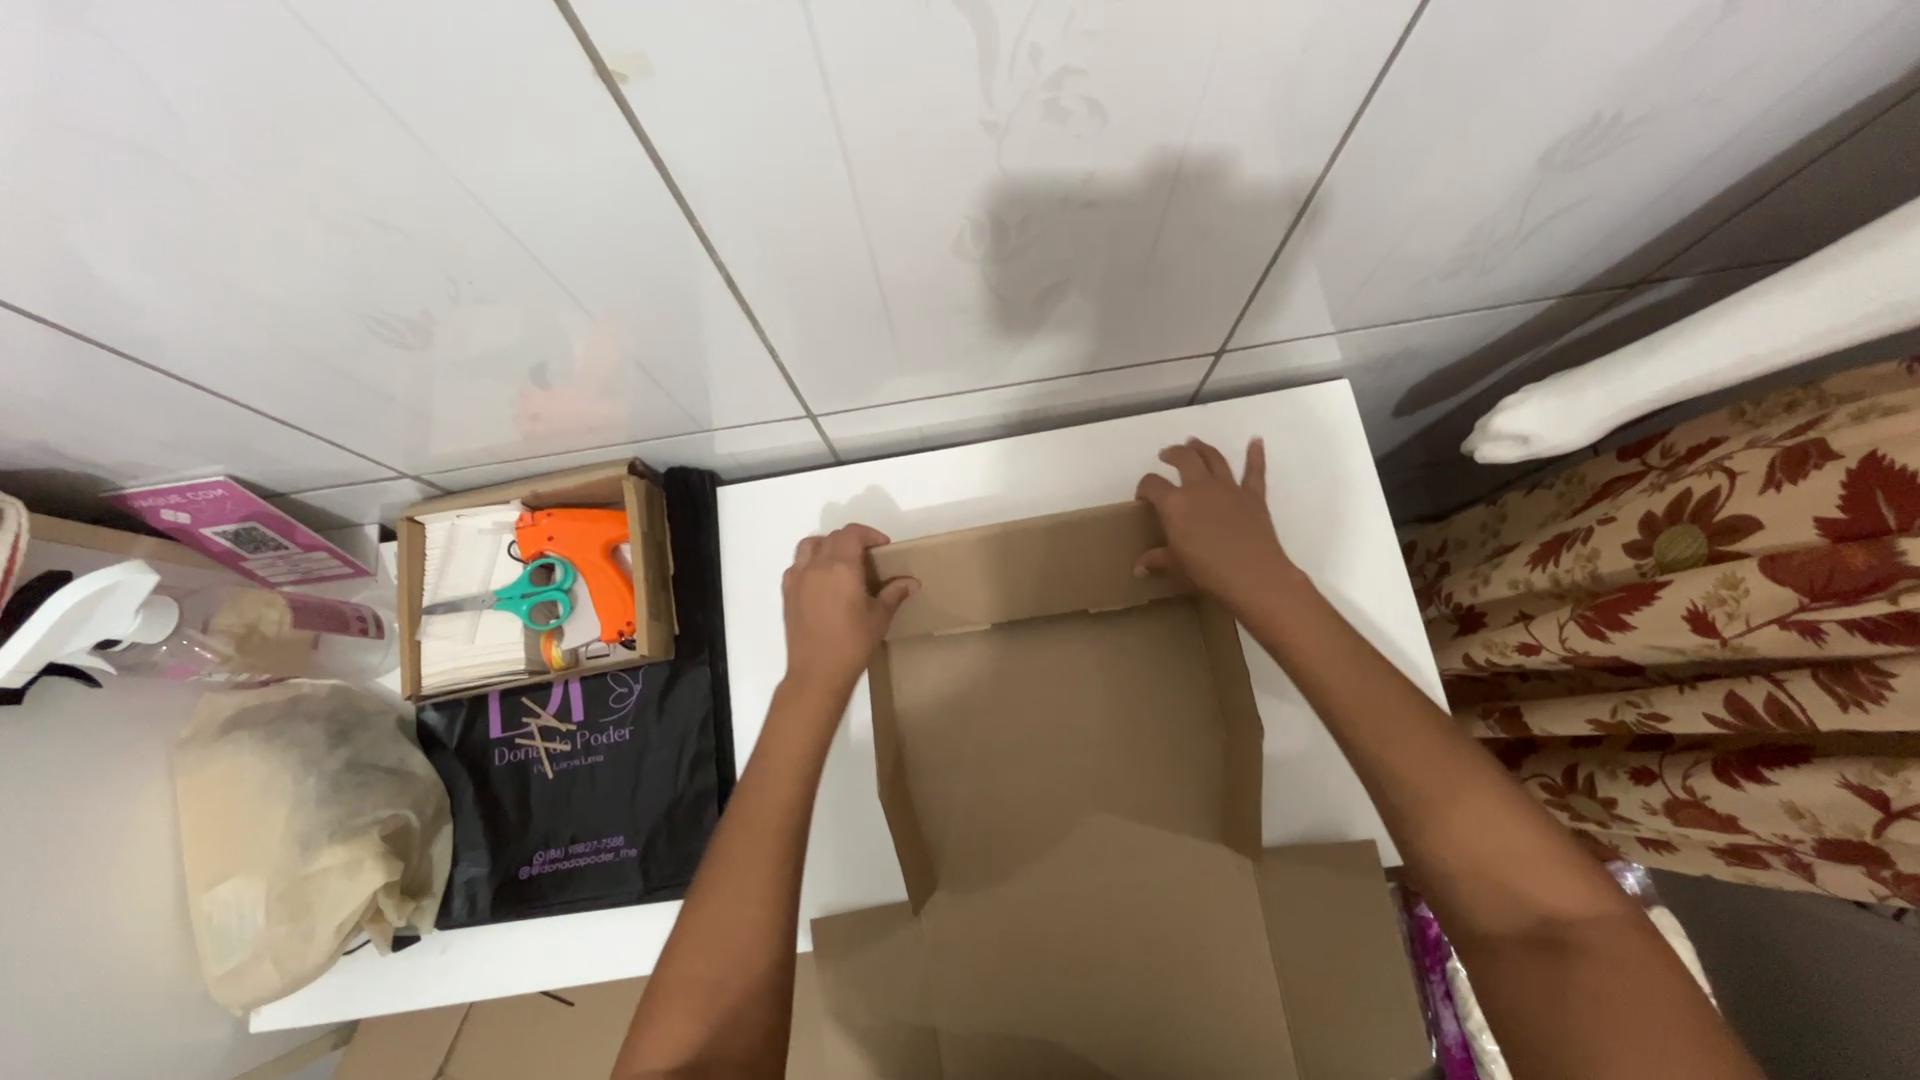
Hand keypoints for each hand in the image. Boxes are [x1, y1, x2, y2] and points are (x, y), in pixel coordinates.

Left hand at [781, 524, 917, 695]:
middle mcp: (816, 566)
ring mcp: (798, 578)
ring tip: (841, 563)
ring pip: (809, 546)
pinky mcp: (787, 593)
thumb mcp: (880, 617)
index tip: (883, 547)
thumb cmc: (853, 643)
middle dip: (851, 540)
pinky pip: (797, 566)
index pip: (852, 533)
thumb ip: (894, 594)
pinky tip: (821, 582)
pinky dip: (810, 563)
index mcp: (841, 566)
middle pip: (832, 537)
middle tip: (867, 557)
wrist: (817, 672)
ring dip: (827, 546)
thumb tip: (911, 582)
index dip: (869, 534)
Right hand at [1134, 437, 1296, 612]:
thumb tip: (1138, 568)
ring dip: (1202, 447)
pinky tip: (1256, 441)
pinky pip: (1254, 471)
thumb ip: (1156, 559)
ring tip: (1194, 442)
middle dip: (1173, 454)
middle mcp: (1199, 487)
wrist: (1253, 576)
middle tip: (1166, 455)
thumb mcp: (1176, 565)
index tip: (1143, 498)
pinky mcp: (1253, 495)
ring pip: (1213, 458)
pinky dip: (1255, 454)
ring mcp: (1228, 488)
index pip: (1152, 484)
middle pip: (1184, 458)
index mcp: (1174, 503)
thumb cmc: (1207, 571)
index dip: (1144, 488)